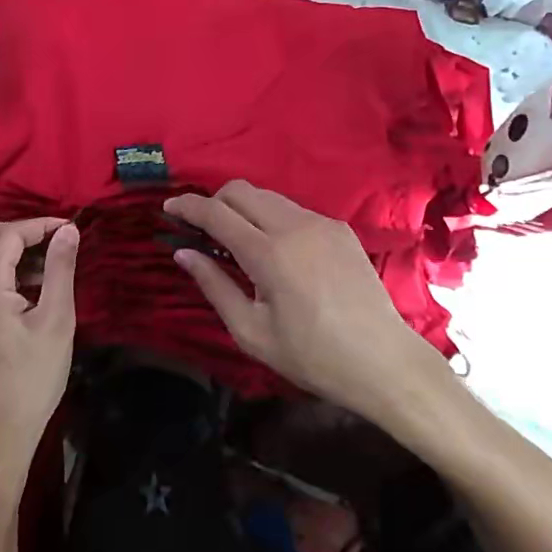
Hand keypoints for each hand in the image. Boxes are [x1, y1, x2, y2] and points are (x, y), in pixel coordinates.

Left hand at [0, 217, 79, 480]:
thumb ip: (60, 269)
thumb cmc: (30, 380)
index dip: (42, 224)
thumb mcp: (55, 320)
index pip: (10, 234)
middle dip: (30, 232)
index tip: (74, 229)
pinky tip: (37, 286)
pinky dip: (10, 270)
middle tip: (65, 239)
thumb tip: (69, 229)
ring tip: (57, 261)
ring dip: (20, 251)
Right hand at [165, 182, 447, 424]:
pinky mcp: (340, 228)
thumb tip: (184, 254)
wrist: (384, 361)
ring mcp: (321, 223)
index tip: (168, 207)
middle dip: (214, 201)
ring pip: (269, 196)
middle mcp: (295, 226)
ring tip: (236, 239)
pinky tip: (275, 250)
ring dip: (244, 208)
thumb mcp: (253, 332)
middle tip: (201, 228)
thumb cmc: (313, 357)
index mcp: (270, 253)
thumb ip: (215, 286)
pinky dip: (272, 218)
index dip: (188, 206)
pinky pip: (294, 210)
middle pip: (241, 190)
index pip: (217, 213)